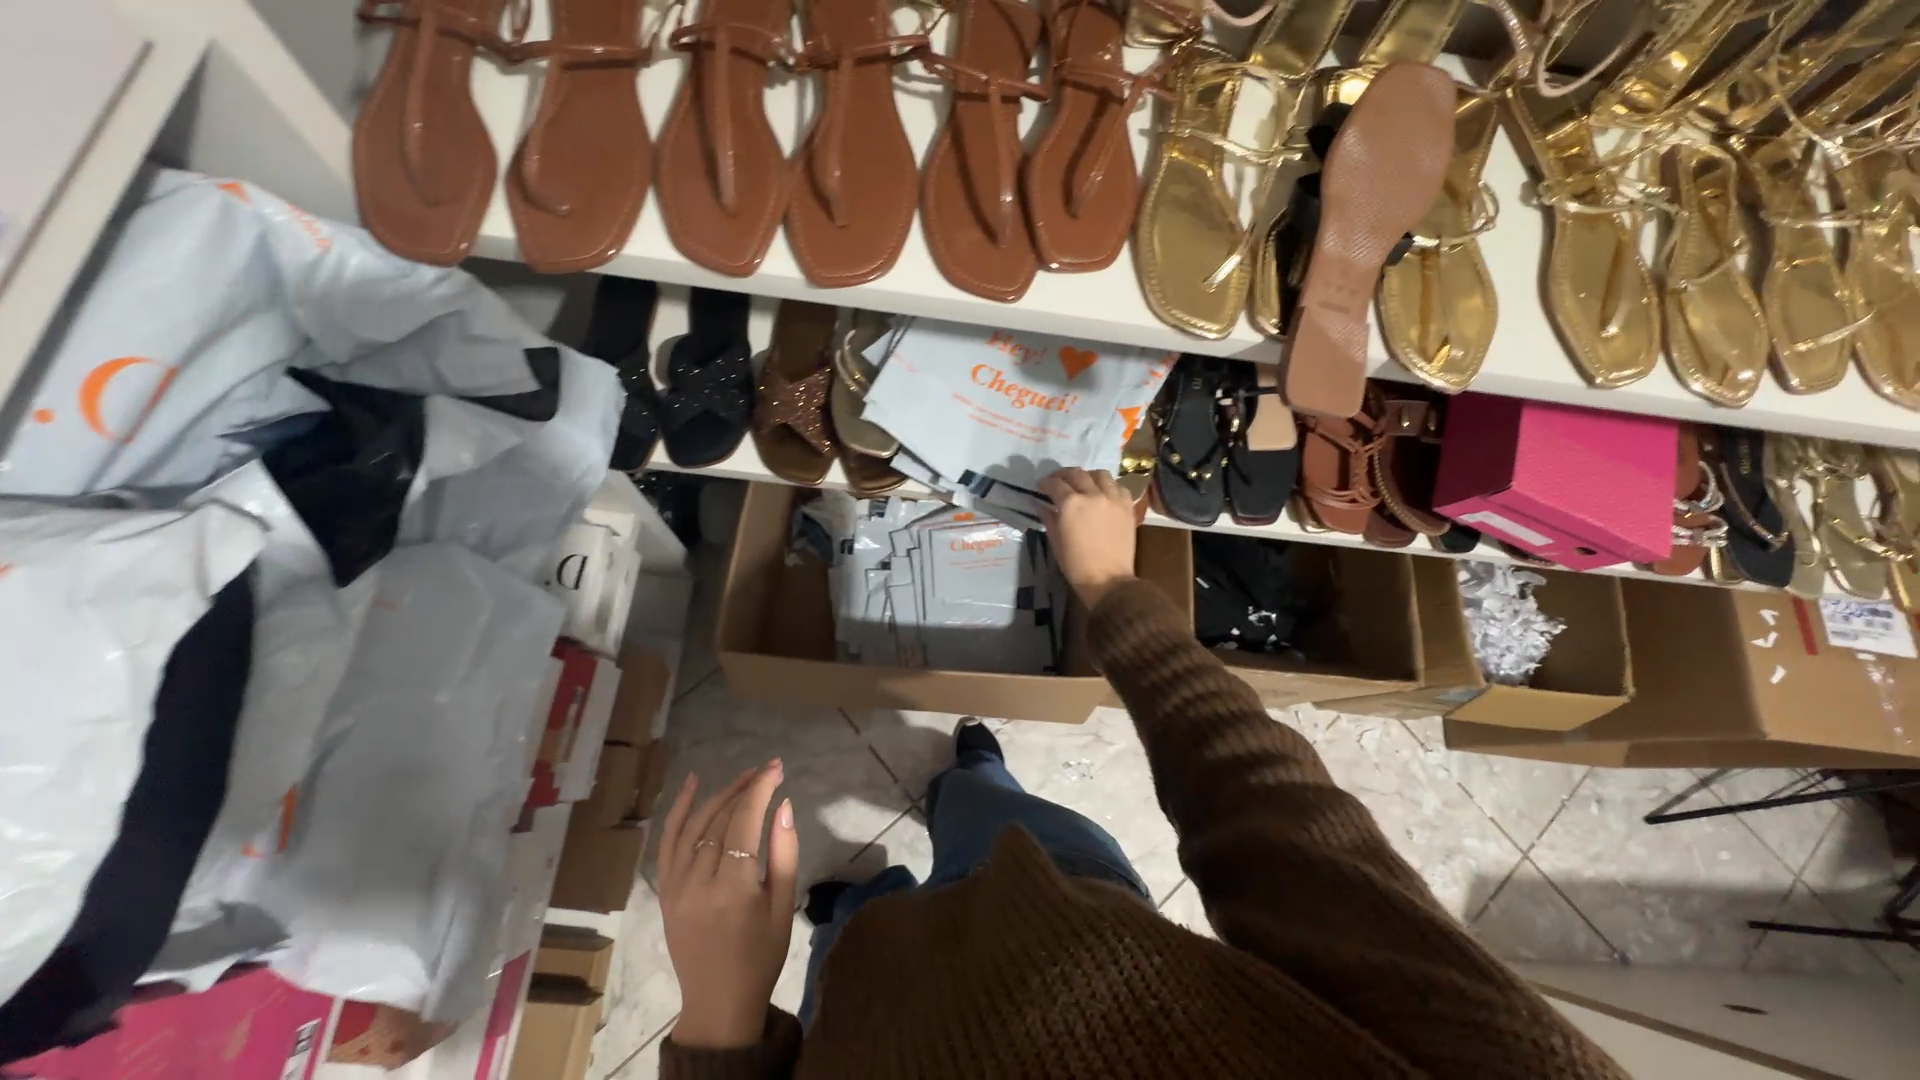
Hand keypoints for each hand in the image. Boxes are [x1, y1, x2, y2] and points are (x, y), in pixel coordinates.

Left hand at [656, 760, 797, 1048]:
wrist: (719, 1002)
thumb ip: (784, 854)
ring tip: (743, 777)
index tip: (778, 768)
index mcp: (733, 888)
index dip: (760, 789)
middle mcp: (698, 881)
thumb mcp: (783, 907)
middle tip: (767, 770)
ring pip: (694, 826)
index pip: (744, 821)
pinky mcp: (664, 891)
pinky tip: (692, 784)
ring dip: (718, 796)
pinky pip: (668, 842)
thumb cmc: (761, 956)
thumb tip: (784, 806)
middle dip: (745, 789)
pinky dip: (678, 811)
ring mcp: (675, 886)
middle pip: (720, 820)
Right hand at [1040, 467, 1136, 609]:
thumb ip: (1048, 517)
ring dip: (1089, 476)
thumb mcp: (1056, 540)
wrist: (1107, 579)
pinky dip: (1109, 486)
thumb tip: (1039, 504)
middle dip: (1064, 475)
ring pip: (1100, 474)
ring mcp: (1113, 498)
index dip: (1046, 483)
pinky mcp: (1127, 506)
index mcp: (1071, 503)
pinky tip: (1104, 494)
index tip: (1042, 486)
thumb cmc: (1075, 564)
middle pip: (1077, 473)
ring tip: (1084, 484)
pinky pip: (1119, 486)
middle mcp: (1092, 494)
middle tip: (1059, 482)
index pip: (1055, 484)